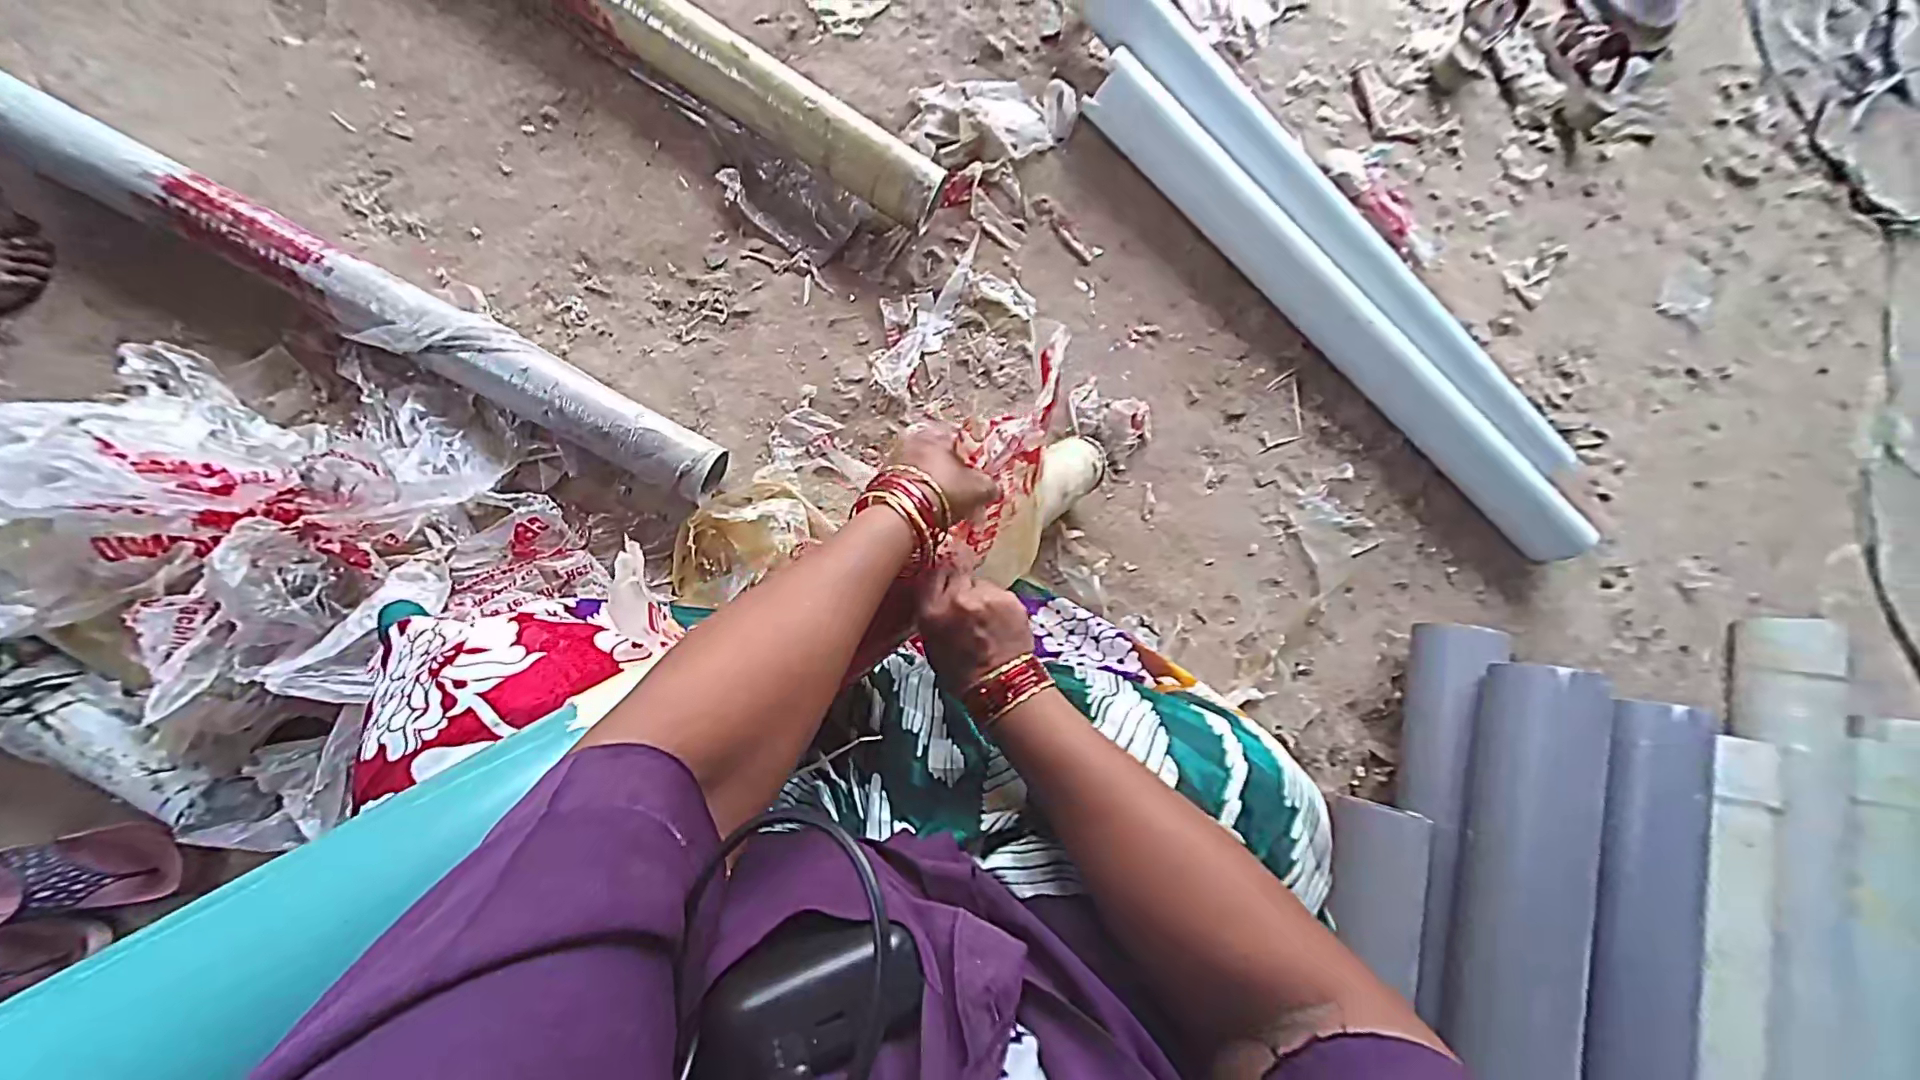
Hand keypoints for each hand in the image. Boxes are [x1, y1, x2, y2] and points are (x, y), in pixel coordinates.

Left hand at [894, 423, 997, 525]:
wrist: (900, 514)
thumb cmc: (946, 493)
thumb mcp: (979, 490)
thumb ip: (990, 485)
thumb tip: (993, 487)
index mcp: (940, 435)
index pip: (962, 440)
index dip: (972, 459)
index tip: (977, 478)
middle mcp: (915, 441)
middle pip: (939, 456)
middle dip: (950, 474)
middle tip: (961, 495)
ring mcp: (895, 459)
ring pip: (922, 471)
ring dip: (932, 485)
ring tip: (943, 507)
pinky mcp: (882, 480)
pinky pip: (908, 485)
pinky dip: (917, 495)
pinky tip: (925, 511)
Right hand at [914, 558, 1034, 688]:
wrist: (1001, 686)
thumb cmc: (961, 674)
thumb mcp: (932, 643)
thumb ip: (933, 612)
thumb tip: (938, 596)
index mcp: (932, 612)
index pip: (930, 574)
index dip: (937, 575)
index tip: (942, 579)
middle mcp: (957, 598)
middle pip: (954, 569)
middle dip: (958, 580)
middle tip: (963, 598)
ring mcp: (985, 595)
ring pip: (979, 582)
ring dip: (979, 594)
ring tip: (984, 618)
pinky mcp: (1008, 597)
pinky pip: (998, 592)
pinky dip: (997, 603)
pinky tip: (999, 622)